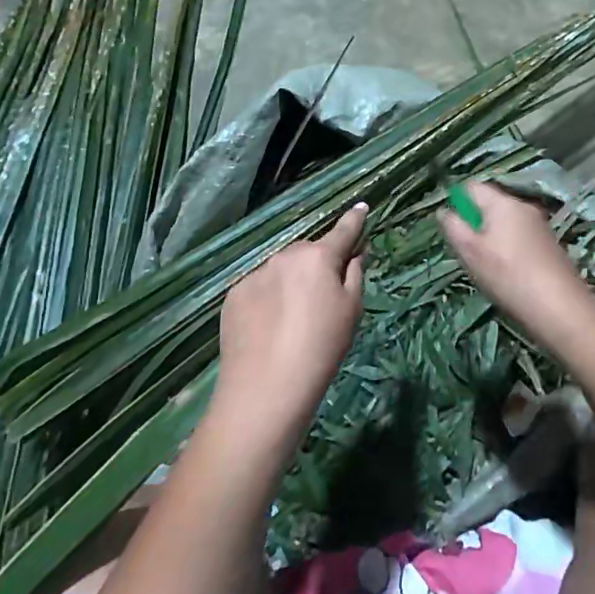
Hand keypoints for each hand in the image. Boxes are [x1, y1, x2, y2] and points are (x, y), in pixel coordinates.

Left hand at [212, 202, 367, 447]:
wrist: (266, 386)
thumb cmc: (321, 348)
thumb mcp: (352, 311)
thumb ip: (355, 273)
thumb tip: (355, 251)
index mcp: (318, 257)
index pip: (342, 232)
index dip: (354, 221)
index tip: (360, 207)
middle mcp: (284, 256)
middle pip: (308, 253)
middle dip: (317, 265)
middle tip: (324, 299)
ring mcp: (255, 273)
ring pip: (281, 270)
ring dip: (290, 282)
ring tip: (293, 318)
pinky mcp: (234, 293)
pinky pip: (259, 287)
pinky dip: (268, 298)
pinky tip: (270, 325)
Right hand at [437, 182, 594, 343]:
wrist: (559, 306)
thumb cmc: (507, 274)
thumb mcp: (470, 251)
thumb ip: (453, 227)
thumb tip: (444, 211)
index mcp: (502, 203)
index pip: (471, 187)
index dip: (457, 201)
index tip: (453, 228)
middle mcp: (523, 207)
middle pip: (490, 204)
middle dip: (475, 222)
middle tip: (467, 251)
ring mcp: (539, 225)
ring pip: (505, 222)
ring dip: (491, 238)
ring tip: (487, 266)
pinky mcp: (549, 244)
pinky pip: (520, 236)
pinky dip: (509, 248)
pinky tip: (508, 273)